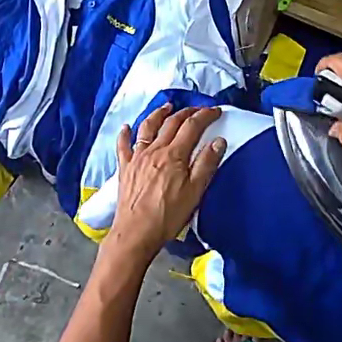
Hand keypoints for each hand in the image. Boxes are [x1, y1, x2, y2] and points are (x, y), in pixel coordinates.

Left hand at [103, 104, 225, 264]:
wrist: (135, 233)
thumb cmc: (168, 215)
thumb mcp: (195, 191)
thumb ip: (207, 163)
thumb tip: (218, 141)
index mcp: (174, 155)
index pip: (192, 126)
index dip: (205, 115)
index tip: (215, 111)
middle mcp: (154, 150)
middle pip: (171, 123)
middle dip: (186, 112)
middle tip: (197, 110)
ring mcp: (137, 158)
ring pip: (148, 128)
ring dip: (158, 114)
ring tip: (166, 107)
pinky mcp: (125, 169)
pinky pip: (123, 146)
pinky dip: (125, 134)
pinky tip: (127, 127)